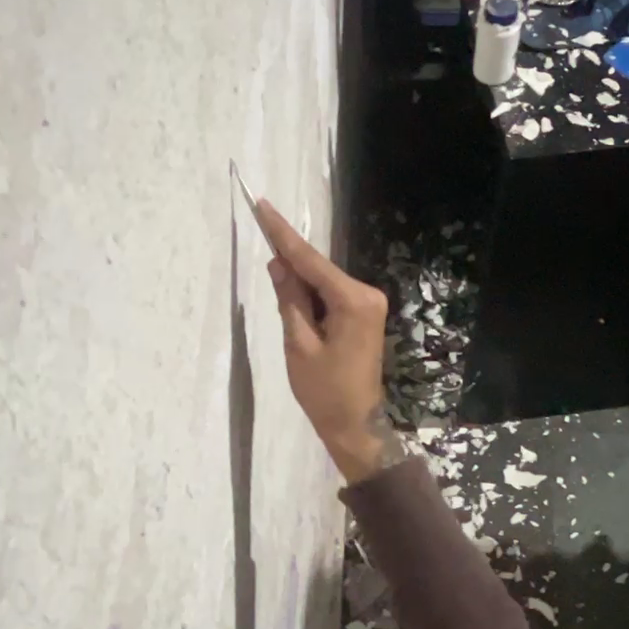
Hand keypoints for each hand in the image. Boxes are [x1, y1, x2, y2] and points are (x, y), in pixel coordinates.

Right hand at [254, 200, 390, 482]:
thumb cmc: (324, 390)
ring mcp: (368, 305)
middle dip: (289, 258)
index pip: (311, 261)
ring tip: (273, 279)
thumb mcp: (298, 344)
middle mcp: (366, 295)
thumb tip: (279, 263)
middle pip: (319, 269)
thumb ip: (289, 300)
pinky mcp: (364, 315)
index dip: (283, 234)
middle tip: (260, 232)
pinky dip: (311, 294)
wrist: (354, 424)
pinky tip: (292, 294)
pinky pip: (331, 295)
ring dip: (298, 280)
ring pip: (324, 282)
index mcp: (353, 301)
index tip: (264, 205)